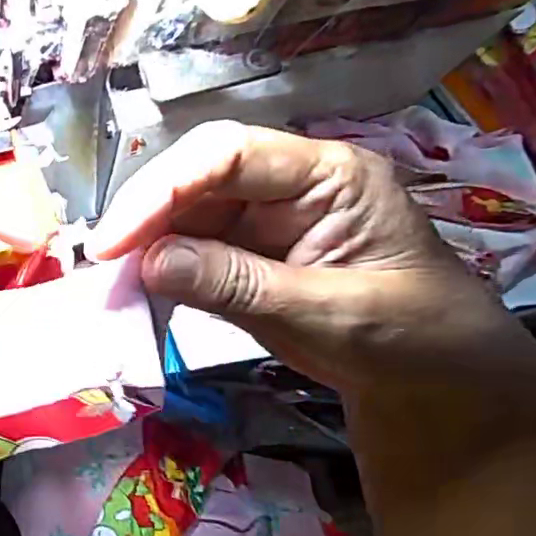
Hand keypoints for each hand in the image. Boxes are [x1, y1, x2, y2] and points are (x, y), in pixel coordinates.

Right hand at [88, 121, 535, 415]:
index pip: (228, 156)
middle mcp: (284, 183)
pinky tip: (134, 286)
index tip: (114, 242)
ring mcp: (258, 216)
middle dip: (143, 211)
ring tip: (110, 279)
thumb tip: (149, 263)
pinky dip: (152, 266)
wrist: (434, 380)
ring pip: (179, 209)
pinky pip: (181, 245)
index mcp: (327, 176)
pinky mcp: (238, 249)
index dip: (162, 190)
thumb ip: (238, 284)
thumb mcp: (329, 313)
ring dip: (140, 241)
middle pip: (193, 173)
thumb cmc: (409, 338)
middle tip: (101, 260)